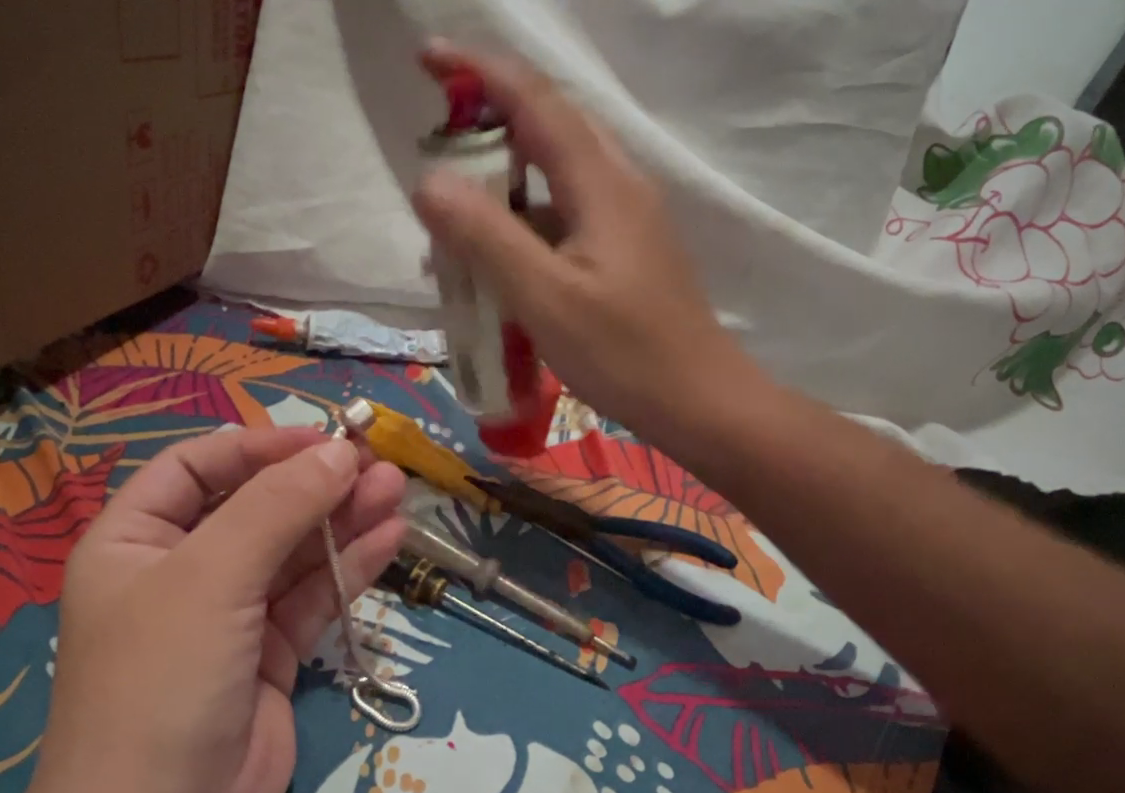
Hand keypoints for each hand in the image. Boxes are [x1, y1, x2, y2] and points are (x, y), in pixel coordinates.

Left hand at [26, 427, 406, 792]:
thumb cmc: (161, 682)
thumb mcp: (210, 578)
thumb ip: (277, 508)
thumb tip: (339, 453)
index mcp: (133, 542)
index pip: (197, 468)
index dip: (258, 447)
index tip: (324, 438)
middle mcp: (178, 574)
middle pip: (253, 508)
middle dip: (314, 484)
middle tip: (379, 463)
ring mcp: (227, 619)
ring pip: (291, 554)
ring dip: (340, 522)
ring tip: (396, 490)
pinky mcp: (270, 660)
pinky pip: (312, 600)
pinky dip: (349, 570)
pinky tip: (390, 539)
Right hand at [410, 43, 752, 439]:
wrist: (699, 402)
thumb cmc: (624, 354)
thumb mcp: (545, 298)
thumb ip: (486, 237)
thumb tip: (427, 180)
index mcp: (601, 182)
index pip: (535, 100)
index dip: (479, 71)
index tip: (426, 57)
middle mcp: (617, 186)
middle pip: (546, 128)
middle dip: (485, 123)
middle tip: (432, 145)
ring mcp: (624, 220)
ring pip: (552, 178)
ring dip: (499, 185)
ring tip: (450, 220)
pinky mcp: (623, 254)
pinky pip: (561, 218)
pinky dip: (520, 227)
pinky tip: (493, 265)